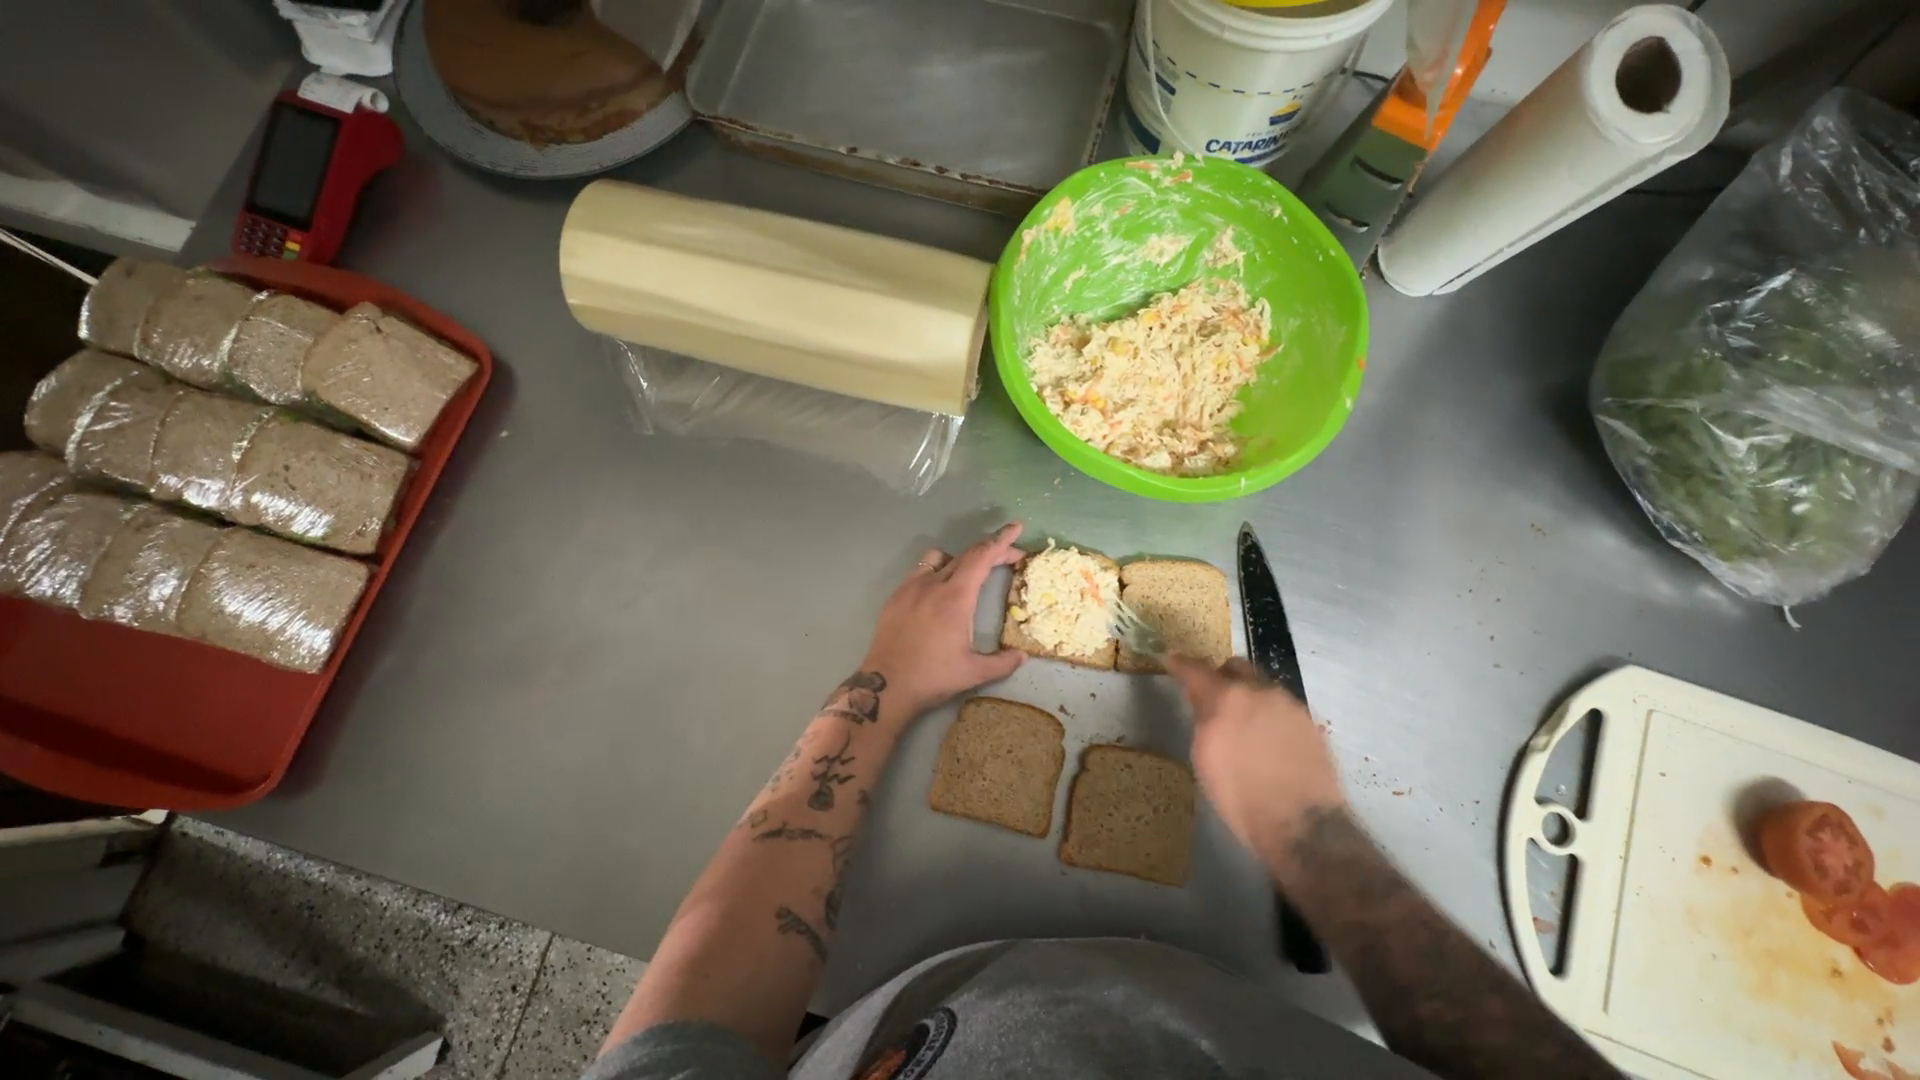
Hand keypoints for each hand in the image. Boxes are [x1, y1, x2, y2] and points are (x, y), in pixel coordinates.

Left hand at [858, 523, 1026, 717]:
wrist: (885, 686)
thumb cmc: (932, 677)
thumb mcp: (973, 673)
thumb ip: (1002, 662)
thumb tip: (1023, 656)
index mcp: (955, 598)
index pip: (982, 556)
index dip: (1002, 540)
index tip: (1016, 529)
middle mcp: (933, 584)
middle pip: (966, 554)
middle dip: (990, 551)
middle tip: (1009, 558)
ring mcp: (910, 588)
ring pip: (939, 558)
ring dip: (960, 559)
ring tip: (970, 576)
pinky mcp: (895, 597)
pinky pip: (919, 572)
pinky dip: (936, 573)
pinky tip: (938, 594)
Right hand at [1166, 656, 1346, 868]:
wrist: (1301, 823)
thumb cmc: (1240, 797)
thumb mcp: (1205, 759)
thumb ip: (1203, 721)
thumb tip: (1204, 703)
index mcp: (1226, 698)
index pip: (1197, 669)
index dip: (1180, 663)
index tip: (1170, 659)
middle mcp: (1260, 692)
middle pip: (1236, 667)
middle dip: (1221, 677)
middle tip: (1212, 697)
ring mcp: (1290, 705)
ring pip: (1262, 687)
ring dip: (1247, 696)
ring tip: (1243, 725)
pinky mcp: (1310, 722)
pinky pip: (1282, 707)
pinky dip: (1269, 715)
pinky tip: (1268, 741)